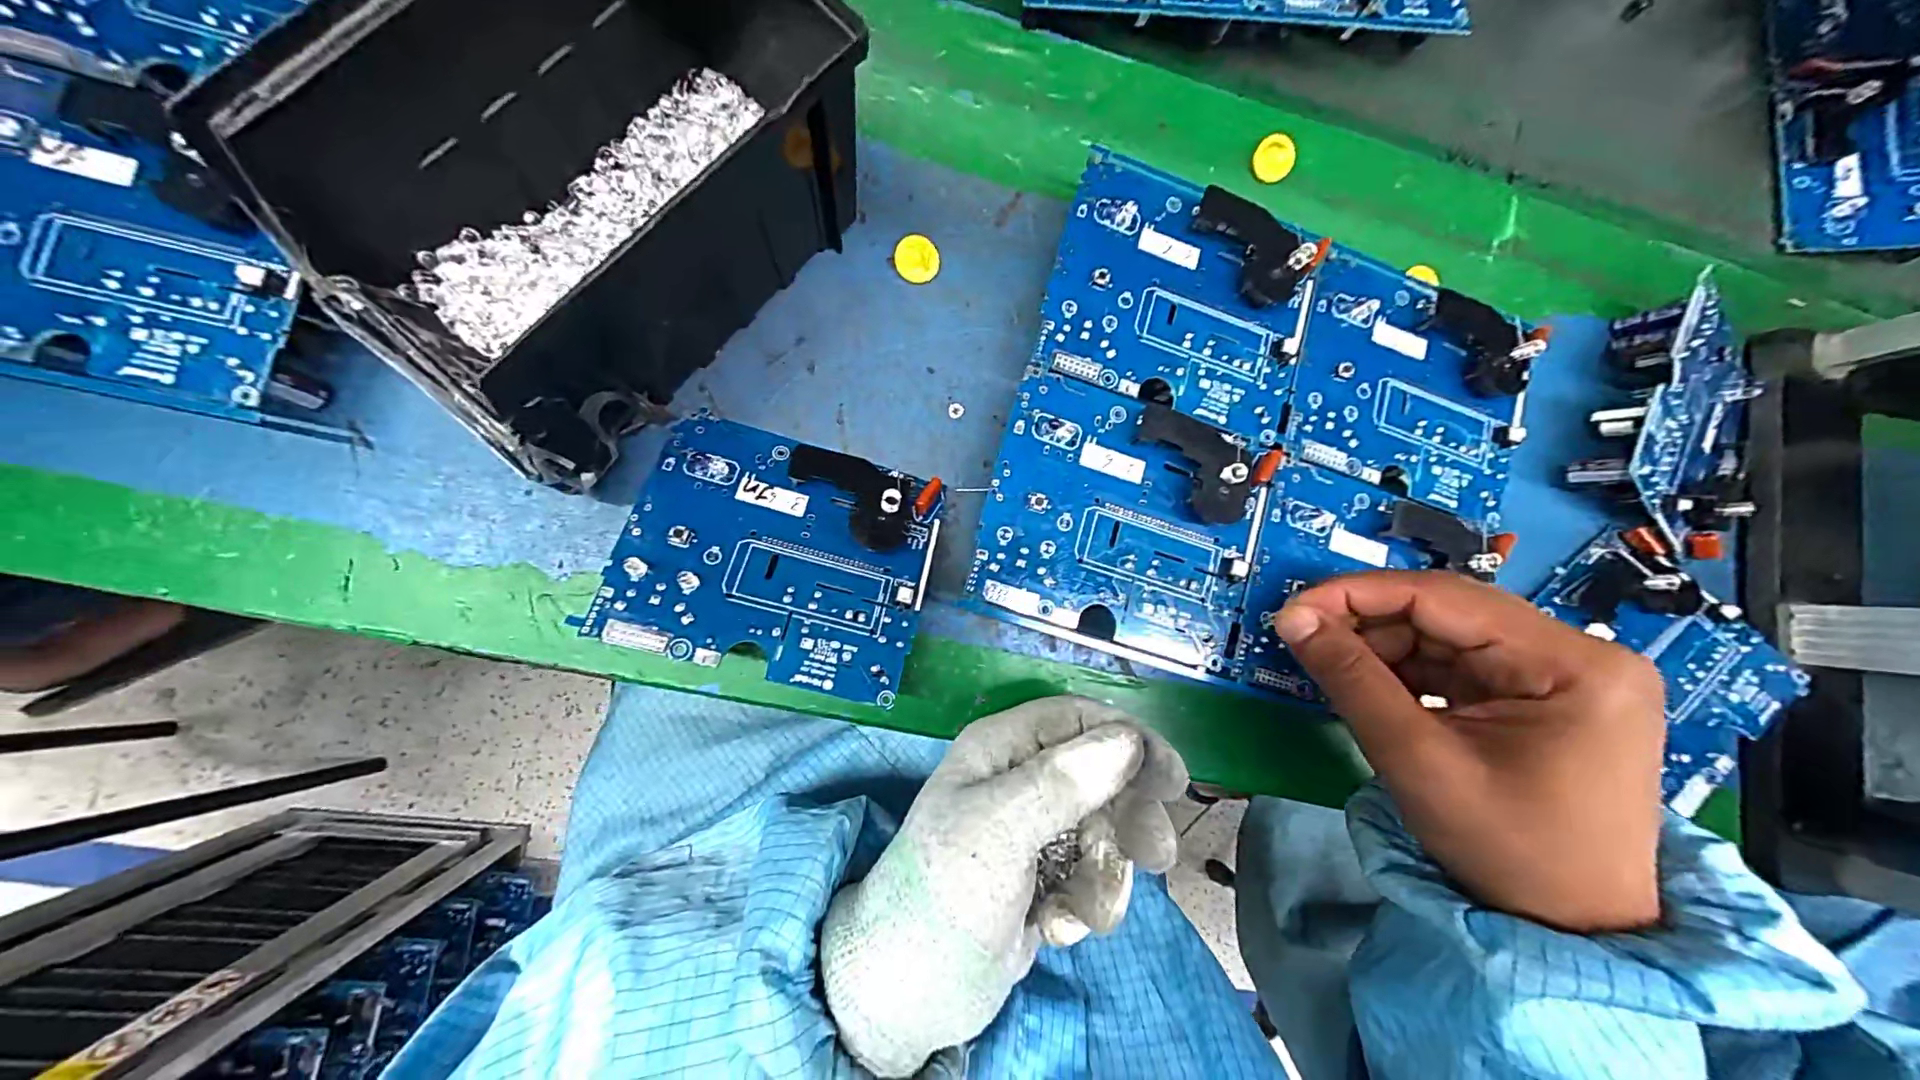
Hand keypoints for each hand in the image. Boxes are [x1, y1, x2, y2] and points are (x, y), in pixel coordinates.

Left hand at [820, 696, 1188, 1076]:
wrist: (912, 990)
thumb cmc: (947, 893)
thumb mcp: (1001, 827)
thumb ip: (1062, 781)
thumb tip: (1127, 739)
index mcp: (1001, 749)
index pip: (1078, 720)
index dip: (1127, 740)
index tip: (1170, 779)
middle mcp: (1019, 781)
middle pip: (1101, 777)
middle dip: (1126, 820)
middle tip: (1153, 856)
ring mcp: (1032, 832)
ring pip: (1103, 833)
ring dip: (1102, 876)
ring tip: (1074, 911)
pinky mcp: (1041, 878)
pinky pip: (1088, 875)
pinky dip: (1082, 904)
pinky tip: (1052, 927)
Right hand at [1273, 570, 1665, 933]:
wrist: (1570, 929)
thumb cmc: (1507, 850)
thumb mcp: (1416, 759)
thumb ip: (1351, 678)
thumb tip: (1294, 619)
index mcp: (1574, 664)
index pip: (1445, 598)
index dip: (1359, 594)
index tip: (1296, 608)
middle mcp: (1581, 655)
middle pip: (1448, 612)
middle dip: (1369, 623)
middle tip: (1306, 637)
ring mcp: (1564, 676)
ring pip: (1447, 635)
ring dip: (1384, 647)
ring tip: (1335, 667)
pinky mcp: (1542, 696)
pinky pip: (1458, 663)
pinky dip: (1406, 670)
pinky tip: (1370, 684)